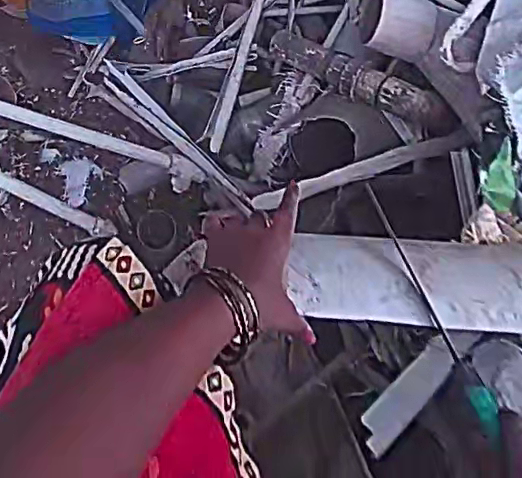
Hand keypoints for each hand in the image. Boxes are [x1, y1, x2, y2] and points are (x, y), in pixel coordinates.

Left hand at [203, 184, 311, 341]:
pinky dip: (217, 223)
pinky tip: (218, 228)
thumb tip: (308, 334)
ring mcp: (233, 231)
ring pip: (238, 217)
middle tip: (262, 242)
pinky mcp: (214, 235)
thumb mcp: (284, 314)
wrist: (226, 301)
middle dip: (262, 225)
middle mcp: (255, 231)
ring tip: (240, 239)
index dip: (291, 198)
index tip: (293, 187)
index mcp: (276, 242)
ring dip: (240, 225)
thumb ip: (298, 322)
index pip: (287, 213)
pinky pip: (215, 220)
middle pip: (260, 217)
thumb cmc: (256, 302)